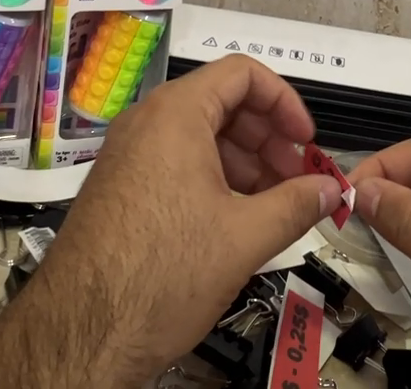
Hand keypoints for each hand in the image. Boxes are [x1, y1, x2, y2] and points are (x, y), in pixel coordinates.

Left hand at [5, 55, 341, 386]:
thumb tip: (334, 191)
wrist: (77, 336)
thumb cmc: (164, 273)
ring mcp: (130, 153)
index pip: (242, 73)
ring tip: (275, 205)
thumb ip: (297, 204)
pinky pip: (178, 160)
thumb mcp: (244, 238)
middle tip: (299, 179)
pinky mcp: (122, 185)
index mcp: (176, 113)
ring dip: (246, 161)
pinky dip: (215, 177)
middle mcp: (149, 120)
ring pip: (201, 134)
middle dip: (269, 137)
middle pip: (223, 102)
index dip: (284, 102)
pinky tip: (237, 219)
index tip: (307, 143)